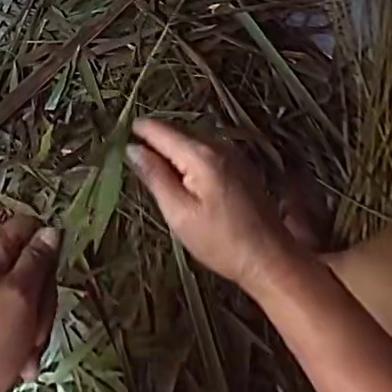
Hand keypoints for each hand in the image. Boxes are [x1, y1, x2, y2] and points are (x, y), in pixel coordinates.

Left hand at [0, 216, 59, 391]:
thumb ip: (38, 259)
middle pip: (36, 267)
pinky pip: (24, 328)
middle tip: (35, 318)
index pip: (28, 226)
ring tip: (26, 347)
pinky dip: (28, 346)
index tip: (52, 270)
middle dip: (44, 297)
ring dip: (38, 327)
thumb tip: (51, 230)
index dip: (47, 245)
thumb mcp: (20, 293)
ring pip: (34, 301)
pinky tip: (21, 364)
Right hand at [126, 118, 297, 289]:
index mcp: (200, 155)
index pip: (160, 130)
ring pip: (190, 139)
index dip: (138, 131)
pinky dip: (188, 156)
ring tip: (155, 169)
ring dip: (171, 148)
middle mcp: (217, 145)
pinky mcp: (240, 165)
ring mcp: (232, 153)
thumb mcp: (179, 214)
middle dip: (154, 140)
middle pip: (176, 131)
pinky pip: (205, 149)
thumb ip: (155, 176)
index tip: (119, 137)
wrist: (272, 261)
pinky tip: (183, 178)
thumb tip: (132, 148)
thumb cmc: (221, 242)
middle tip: (133, 157)